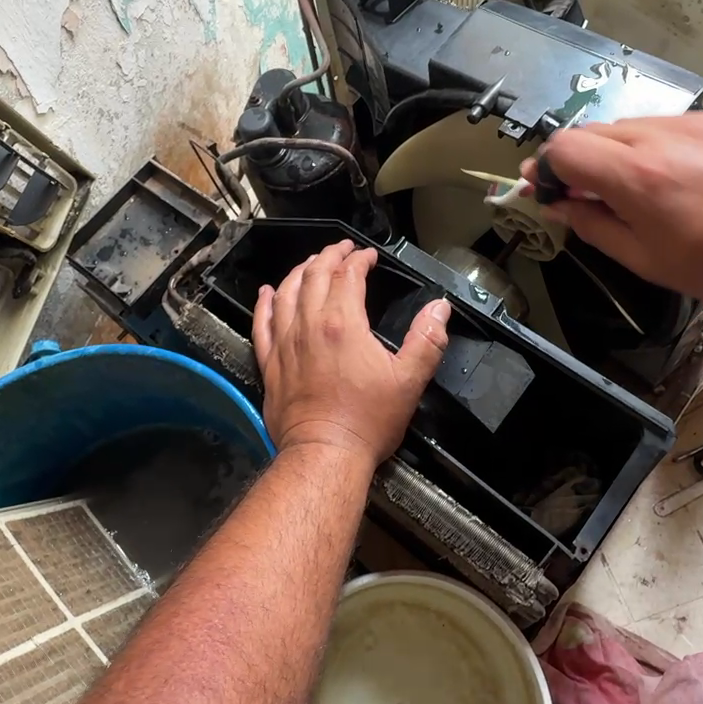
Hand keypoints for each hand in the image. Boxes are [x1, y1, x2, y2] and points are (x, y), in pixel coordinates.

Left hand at [254, 240, 450, 467]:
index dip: (359, 260)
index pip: (347, 276)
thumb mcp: (409, 381)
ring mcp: (285, 344)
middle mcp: (309, 327)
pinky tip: (268, 293)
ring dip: (300, 272)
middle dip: (329, 256)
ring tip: (311, 263)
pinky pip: (261, 324)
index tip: (369, 256)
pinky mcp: (270, 364)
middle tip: (341, 249)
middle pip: (314, 276)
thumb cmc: (367, 421)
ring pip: (286, 293)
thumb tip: (440, 308)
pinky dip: (265, 303)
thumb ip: (427, 340)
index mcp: (343, 325)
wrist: (324, 454)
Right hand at [525, 114, 702, 316]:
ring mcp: (698, 124)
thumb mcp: (645, 259)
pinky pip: (670, 127)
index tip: (542, 188)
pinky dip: (653, 147)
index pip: (564, 148)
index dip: (545, 169)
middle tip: (577, 194)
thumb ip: (592, 226)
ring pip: (630, 126)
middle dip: (575, 161)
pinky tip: (673, 180)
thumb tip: (559, 206)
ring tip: (631, 192)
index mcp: (637, 174)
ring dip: (614, 153)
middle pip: (592, 132)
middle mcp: (663, 136)